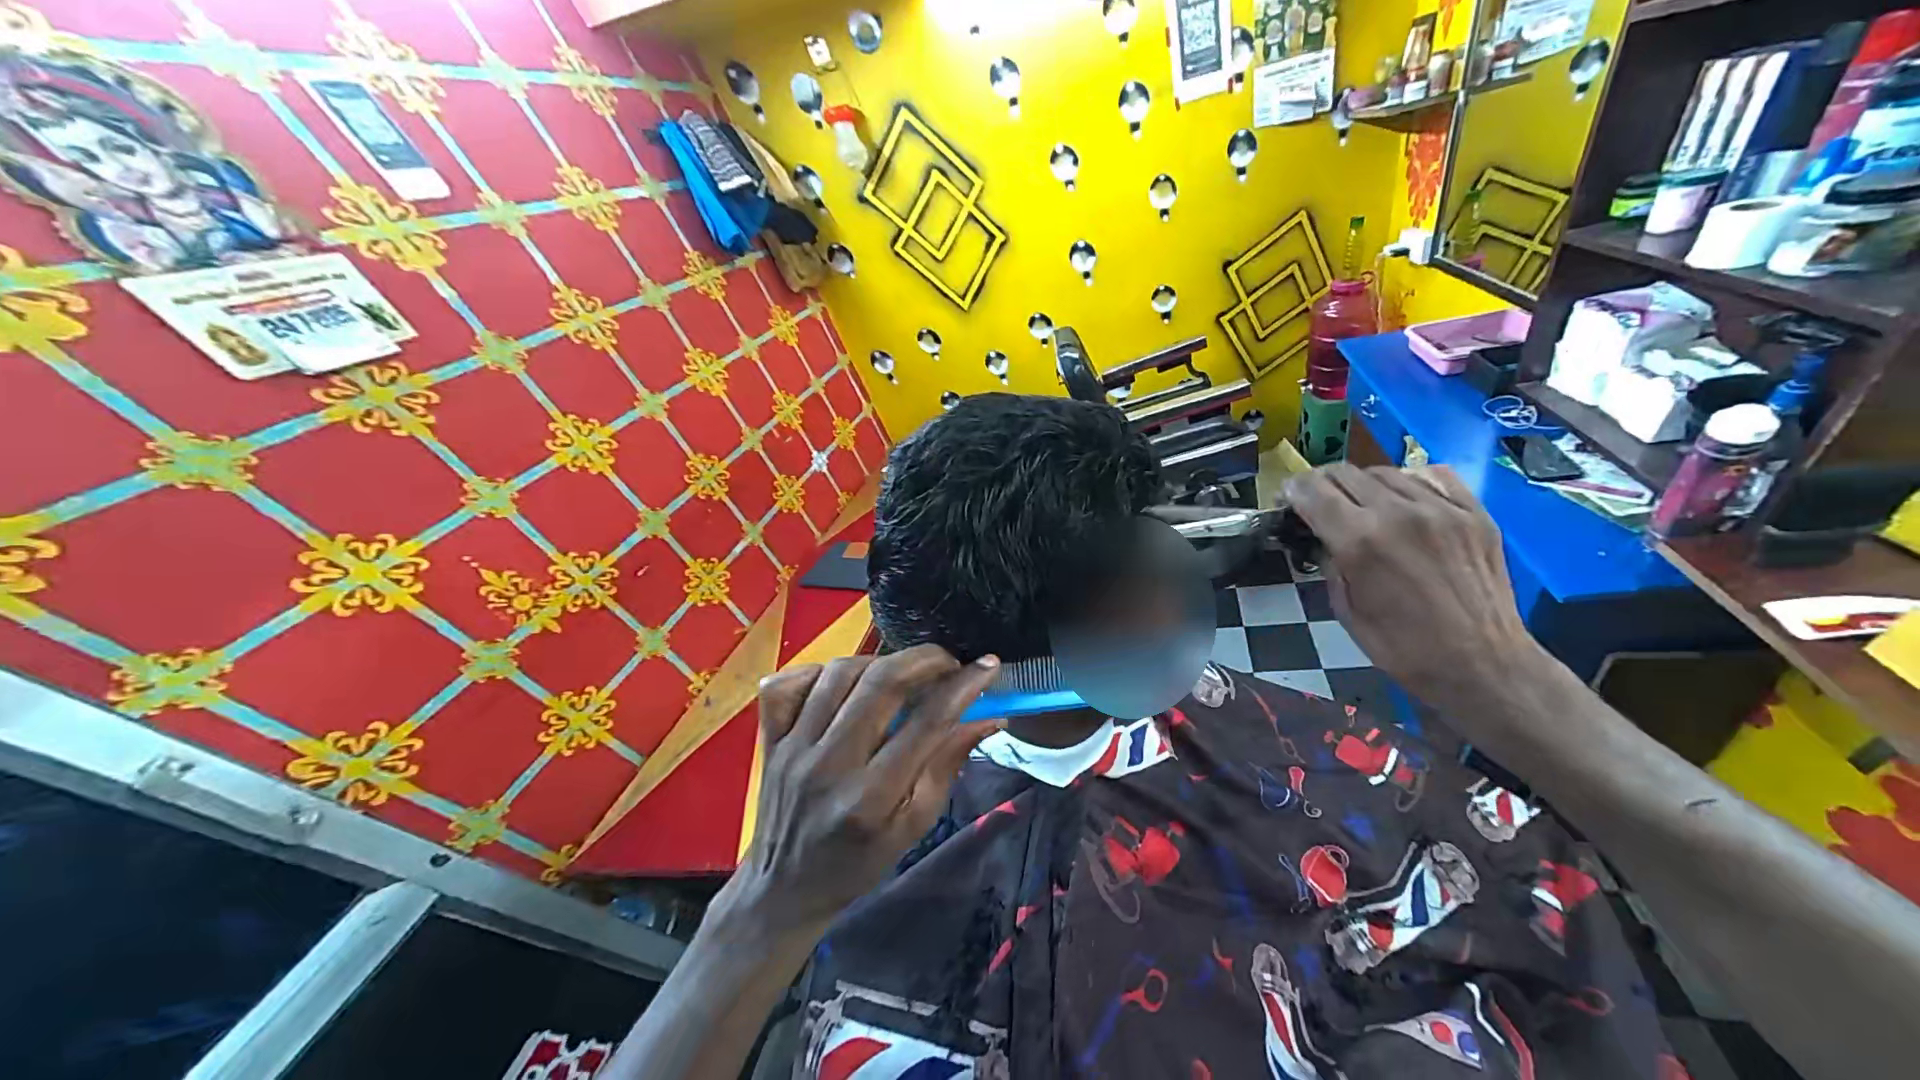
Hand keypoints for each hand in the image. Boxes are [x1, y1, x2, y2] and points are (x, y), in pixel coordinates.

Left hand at [714, 646, 1004, 940]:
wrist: (783, 888)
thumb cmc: (857, 864)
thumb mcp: (913, 829)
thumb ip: (947, 767)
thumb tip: (986, 717)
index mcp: (871, 797)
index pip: (926, 723)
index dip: (963, 686)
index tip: (987, 666)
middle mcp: (829, 765)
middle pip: (881, 684)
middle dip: (924, 660)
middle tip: (947, 662)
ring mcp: (793, 748)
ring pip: (840, 673)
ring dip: (880, 662)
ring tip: (901, 674)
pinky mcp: (770, 739)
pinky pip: (789, 683)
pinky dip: (820, 670)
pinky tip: (843, 682)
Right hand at [1283, 464, 1542, 708]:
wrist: (1483, 665)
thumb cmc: (1403, 648)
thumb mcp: (1345, 609)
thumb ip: (1331, 563)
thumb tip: (1324, 537)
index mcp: (1360, 542)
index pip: (1312, 491)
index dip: (1292, 491)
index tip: (1287, 500)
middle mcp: (1399, 513)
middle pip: (1344, 472)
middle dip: (1321, 484)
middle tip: (1317, 503)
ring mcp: (1442, 509)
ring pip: (1385, 471)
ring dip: (1362, 484)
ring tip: (1361, 506)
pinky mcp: (1474, 512)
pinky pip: (1432, 475)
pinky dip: (1408, 482)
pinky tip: (1404, 501)